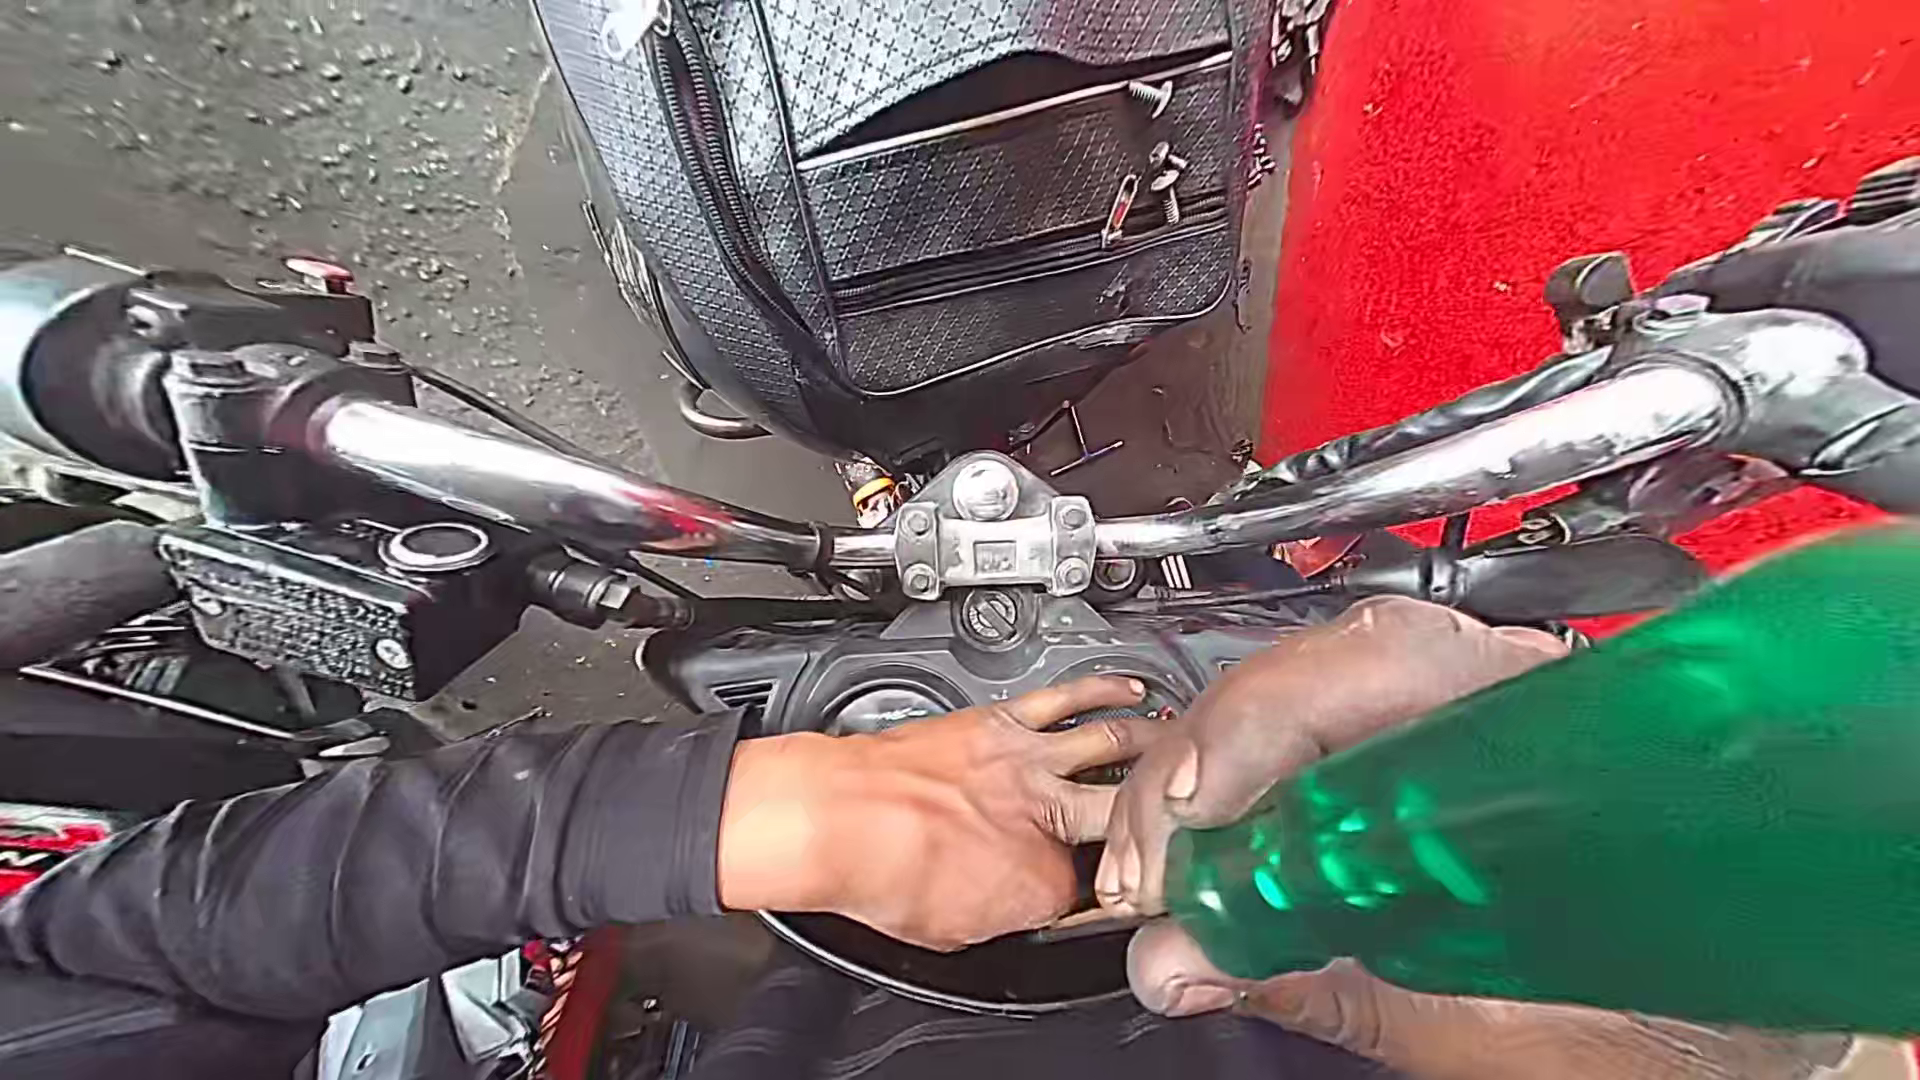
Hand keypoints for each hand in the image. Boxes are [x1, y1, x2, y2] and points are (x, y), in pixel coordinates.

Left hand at [718, 675, 1157, 950]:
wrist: (838, 815)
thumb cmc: (881, 871)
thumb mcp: (957, 927)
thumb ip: (1015, 911)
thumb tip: (1038, 896)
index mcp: (1041, 880)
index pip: (1106, 885)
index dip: (1120, 883)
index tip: (1134, 876)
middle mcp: (1047, 815)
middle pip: (1133, 814)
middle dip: (1170, 814)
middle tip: (1195, 808)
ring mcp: (1031, 760)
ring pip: (1117, 748)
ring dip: (1157, 747)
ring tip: (1185, 744)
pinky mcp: (1005, 720)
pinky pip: (1069, 698)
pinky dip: (1104, 690)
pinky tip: (1129, 689)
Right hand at [1104, 597, 1851, 1078]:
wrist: (1707, 1005)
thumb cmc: (1660, 1023)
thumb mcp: (1508, 1030)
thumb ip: (1329, 987)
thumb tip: (1174, 967)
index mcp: (1548, 724)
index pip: (1379, 662)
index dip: (1265, 723)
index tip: (1191, 809)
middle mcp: (1464, 683)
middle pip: (1290, 674)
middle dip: (1194, 762)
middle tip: (1145, 863)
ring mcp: (1404, 700)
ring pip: (1259, 693)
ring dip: (1184, 773)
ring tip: (1147, 862)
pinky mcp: (1360, 729)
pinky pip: (1260, 724)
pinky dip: (1205, 777)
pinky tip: (1177, 836)